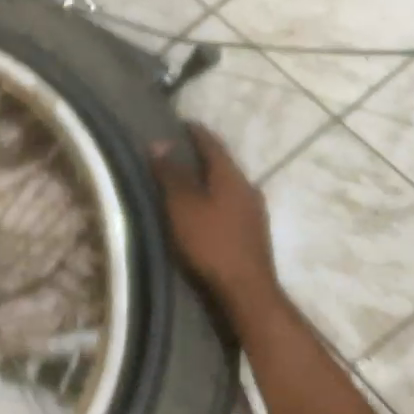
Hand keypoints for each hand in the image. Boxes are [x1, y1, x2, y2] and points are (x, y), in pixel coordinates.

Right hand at [153, 124, 283, 320]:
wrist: (246, 292)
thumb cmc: (210, 243)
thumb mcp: (182, 205)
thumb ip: (171, 174)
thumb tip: (159, 142)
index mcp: (231, 176)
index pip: (211, 143)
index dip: (194, 131)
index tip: (179, 122)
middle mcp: (247, 188)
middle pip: (221, 164)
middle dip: (200, 155)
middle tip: (175, 150)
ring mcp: (253, 212)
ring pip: (226, 185)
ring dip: (207, 179)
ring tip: (184, 180)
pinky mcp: (252, 233)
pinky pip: (229, 204)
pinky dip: (212, 198)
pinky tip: (201, 209)